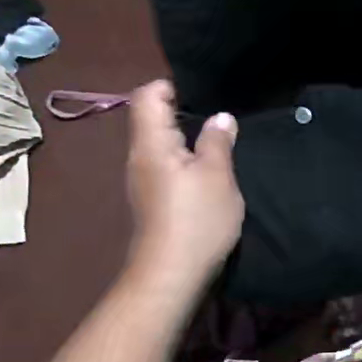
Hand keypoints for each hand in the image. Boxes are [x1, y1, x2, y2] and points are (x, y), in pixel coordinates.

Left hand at [125, 80, 242, 289]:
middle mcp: (139, 157)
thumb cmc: (197, 219)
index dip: (171, 87)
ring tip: (220, 141)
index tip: (204, 93)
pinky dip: (185, 159)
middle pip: (152, 118)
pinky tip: (210, 171)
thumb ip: (218, 141)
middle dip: (184, 111)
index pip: (147, 96)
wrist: (172, 274)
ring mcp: (143, 180)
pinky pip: (166, 164)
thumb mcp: (218, 175)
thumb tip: (221, 117)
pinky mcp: (152, 199)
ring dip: (187, 138)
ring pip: (161, 144)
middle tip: (221, 116)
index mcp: (151, 144)